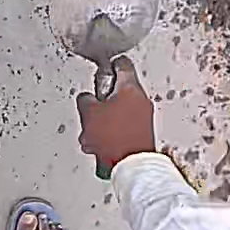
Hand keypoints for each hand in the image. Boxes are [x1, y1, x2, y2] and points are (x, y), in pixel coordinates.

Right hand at [76, 56, 155, 170]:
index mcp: (130, 88)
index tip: (103, 69)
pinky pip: (122, 127)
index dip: (108, 65)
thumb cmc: (113, 136)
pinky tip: (99, 144)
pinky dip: (110, 133)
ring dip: (103, 120)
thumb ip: (85, 99)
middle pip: (117, 91)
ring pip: (118, 111)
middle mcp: (141, 101)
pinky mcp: (141, 134)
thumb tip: (87, 98)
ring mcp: (143, 118)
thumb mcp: (88, 112)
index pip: (121, 64)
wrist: (130, 164)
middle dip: (101, 102)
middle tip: (91, 109)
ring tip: (93, 133)